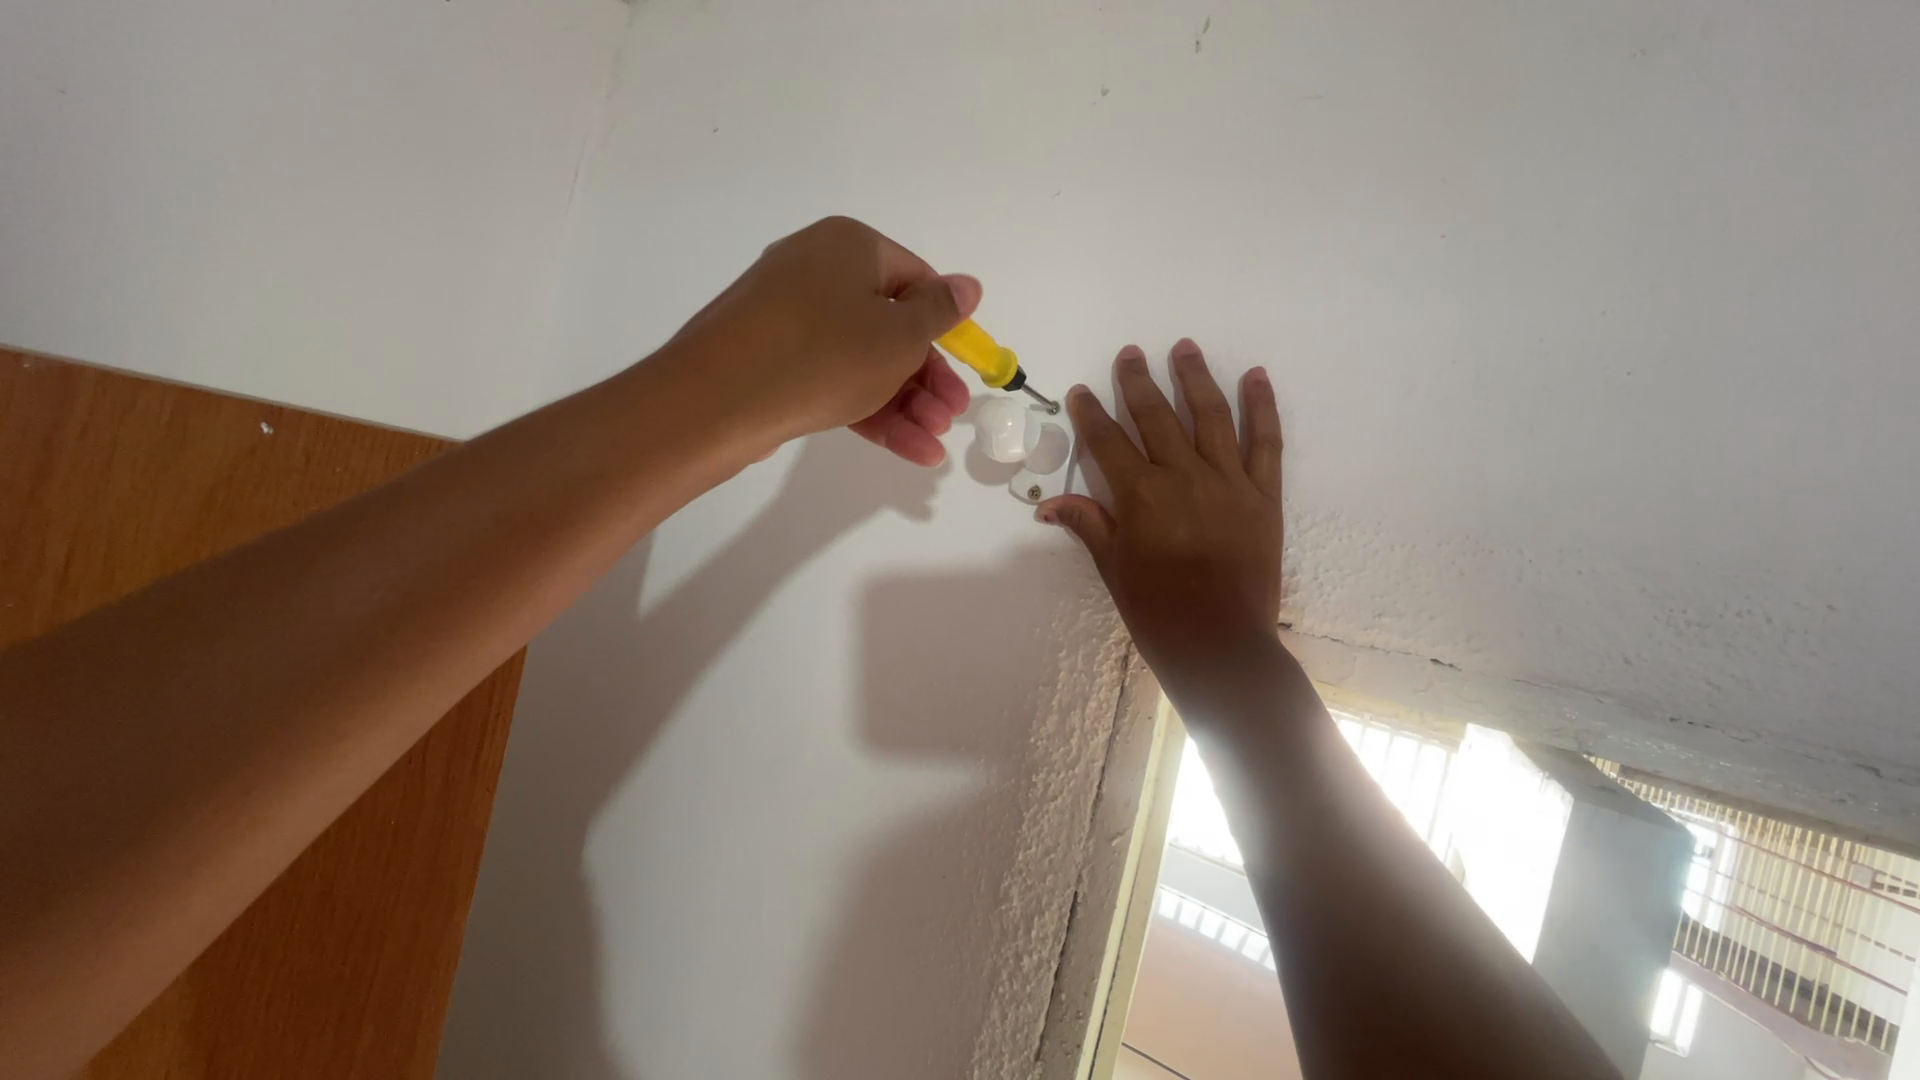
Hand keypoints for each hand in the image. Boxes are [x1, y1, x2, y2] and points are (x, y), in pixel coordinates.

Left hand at [663, 216, 979, 465]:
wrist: (718, 400)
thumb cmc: (824, 355)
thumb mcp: (898, 336)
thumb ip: (940, 312)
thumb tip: (967, 285)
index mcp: (850, 247)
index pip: (915, 280)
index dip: (944, 327)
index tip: (963, 368)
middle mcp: (817, 272)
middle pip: (889, 327)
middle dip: (926, 379)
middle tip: (950, 417)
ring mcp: (789, 319)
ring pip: (862, 361)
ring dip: (904, 404)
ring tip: (931, 445)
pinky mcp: (772, 361)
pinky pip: (831, 378)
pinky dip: (867, 410)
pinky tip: (905, 447)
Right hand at [1038, 340, 1283, 693]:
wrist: (1220, 643)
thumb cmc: (1157, 611)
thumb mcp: (1113, 567)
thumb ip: (1087, 524)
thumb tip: (1047, 504)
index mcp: (1141, 495)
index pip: (1108, 442)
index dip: (1091, 414)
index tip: (1082, 392)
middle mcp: (1184, 476)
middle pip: (1157, 416)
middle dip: (1137, 382)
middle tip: (1129, 354)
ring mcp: (1229, 481)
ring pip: (1211, 416)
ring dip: (1196, 378)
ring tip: (1184, 348)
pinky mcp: (1265, 494)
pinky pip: (1266, 442)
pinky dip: (1262, 407)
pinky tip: (1255, 377)